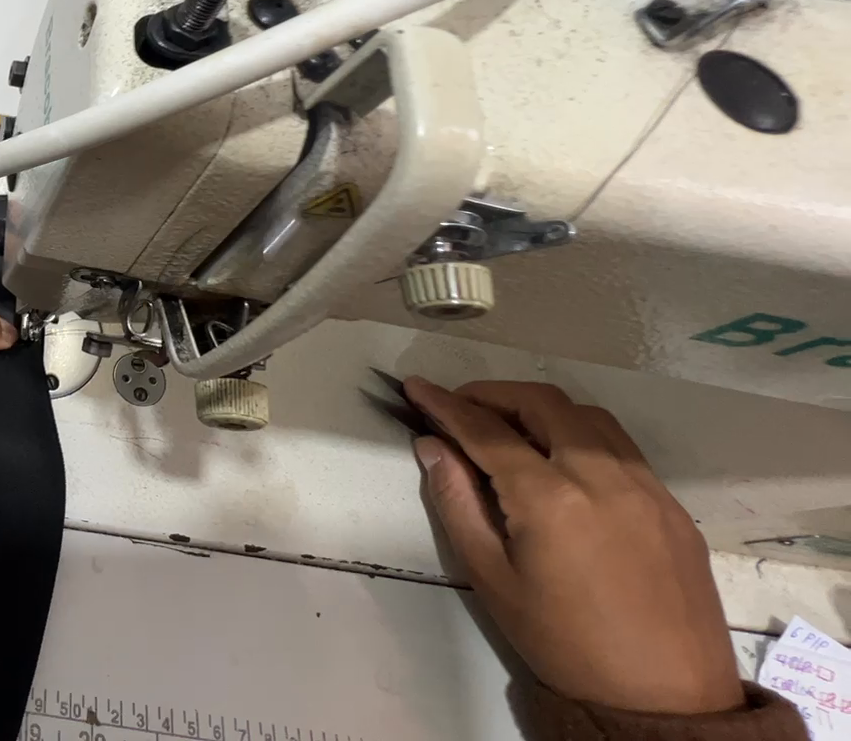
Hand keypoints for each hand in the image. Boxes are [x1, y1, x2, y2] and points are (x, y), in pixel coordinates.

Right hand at [405, 378, 741, 714]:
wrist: (663, 699)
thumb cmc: (558, 637)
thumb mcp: (487, 572)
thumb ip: (454, 499)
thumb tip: (432, 444)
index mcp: (551, 498)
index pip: (484, 430)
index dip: (443, 403)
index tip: (413, 385)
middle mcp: (602, 478)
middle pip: (540, 404)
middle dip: (489, 394)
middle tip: (456, 406)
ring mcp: (647, 489)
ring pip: (586, 415)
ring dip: (536, 407)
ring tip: (503, 425)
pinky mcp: (671, 505)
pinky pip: (618, 445)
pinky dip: (575, 431)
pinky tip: (554, 457)